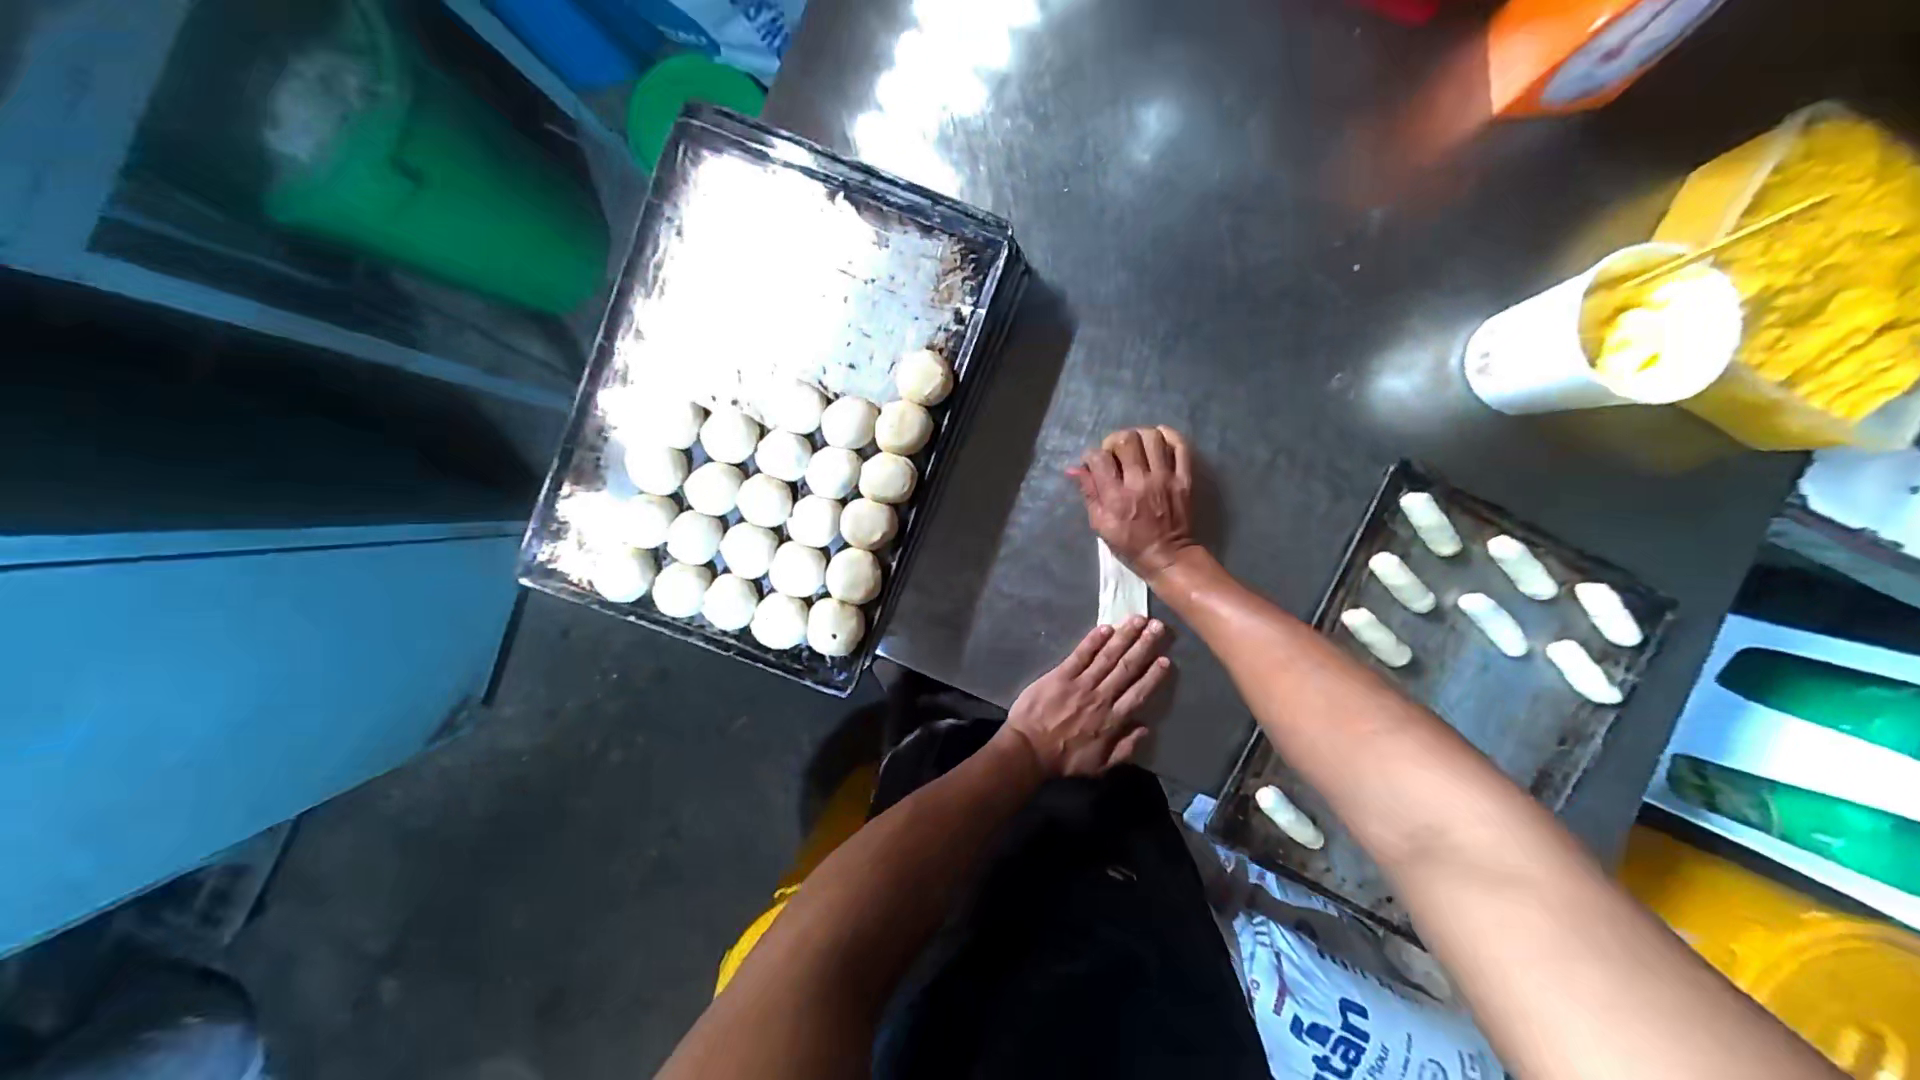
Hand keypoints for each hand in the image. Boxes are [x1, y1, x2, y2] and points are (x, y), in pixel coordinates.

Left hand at [999, 616, 1172, 777]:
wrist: (1028, 750)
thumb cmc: (1064, 759)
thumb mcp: (1100, 765)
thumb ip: (1125, 748)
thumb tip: (1146, 728)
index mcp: (1112, 720)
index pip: (1139, 693)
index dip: (1153, 675)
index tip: (1166, 659)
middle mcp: (1101, 697)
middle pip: (1127, 667)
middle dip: (1144, 646)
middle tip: (1159, 627)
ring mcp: (1080, 684)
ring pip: (1107, 657)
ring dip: (1125, 636)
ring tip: (1139, 619)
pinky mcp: (1060, 675)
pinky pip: (1080, 655)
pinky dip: (1093, 640)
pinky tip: (1106, 627)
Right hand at [1067, 426, 1197, 580]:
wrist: (1168, 556)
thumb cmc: (1129, 544)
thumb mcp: (1100, 524)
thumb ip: (1089, 493)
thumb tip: (1074, 469)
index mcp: (1115, 496)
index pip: (1099, 458)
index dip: (1092, 455)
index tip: (1094, 462)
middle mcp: (1140, 482)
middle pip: (1126, 440)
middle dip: (1115, 440)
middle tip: (1115, 452)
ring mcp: (1165, 478)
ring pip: (1152, 438)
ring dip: (1140, 435)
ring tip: (1136, 445)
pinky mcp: (1184, 479)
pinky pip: (1180, 447)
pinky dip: (1169, 436)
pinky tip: (1159, 439)